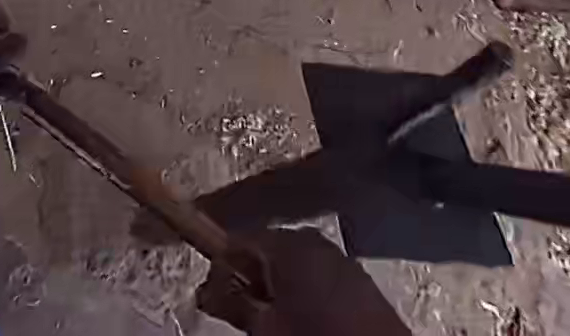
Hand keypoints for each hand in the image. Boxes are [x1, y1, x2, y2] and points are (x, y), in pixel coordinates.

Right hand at [197, 229, 411, 335]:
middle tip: (241, 312)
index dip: (222, 270)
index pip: (239, 243)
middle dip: (250, 278)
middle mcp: (314, 243)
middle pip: (267, 251)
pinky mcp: (365, 290)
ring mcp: (344, 264)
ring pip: (294, 266)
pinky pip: (321, 281)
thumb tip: (204, 293)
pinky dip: (305, 296)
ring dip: (278, 288)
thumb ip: (233, 305)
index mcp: (288, 245)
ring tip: (272, 322)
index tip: (213, 299)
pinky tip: (304, 324)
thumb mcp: (268, 331)